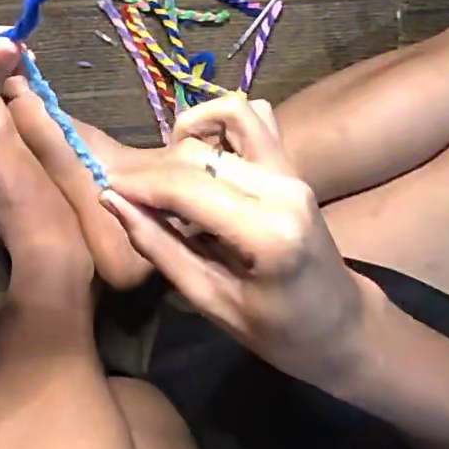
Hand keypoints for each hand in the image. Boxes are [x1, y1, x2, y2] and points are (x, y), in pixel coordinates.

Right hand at [99, 95, 371, 391]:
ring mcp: (292, 168)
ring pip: (229, 116)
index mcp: (267, 233)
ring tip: (173, 172)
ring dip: (191, 133)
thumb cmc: (279, 332)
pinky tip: (207, 156)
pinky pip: (255, 117)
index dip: (139, 183)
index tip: (105, 187)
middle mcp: (283, 187)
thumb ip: (159, 246)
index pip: (187, 187)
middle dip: (155, 168)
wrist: (343, 326)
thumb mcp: (211, 302)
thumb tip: (112, 201)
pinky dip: (222, 123)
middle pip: (200, 151)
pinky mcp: (292, 162)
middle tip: (129, 192)